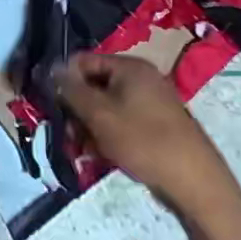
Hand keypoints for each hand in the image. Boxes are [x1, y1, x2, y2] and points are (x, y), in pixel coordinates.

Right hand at [54, 52, 240, 220]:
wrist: (191, 179)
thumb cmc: (142, 140)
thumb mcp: (99, 113)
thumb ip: (71, 89)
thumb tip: (51, 68)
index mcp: (130, 67)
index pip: (83, 61)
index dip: (63, 80)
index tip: (49, 105)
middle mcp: (141, 79)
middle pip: (93, 86)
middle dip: (76, 111)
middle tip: (67, 136)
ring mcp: (149, 102)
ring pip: (105, 108)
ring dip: (88, 128)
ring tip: (83, 151)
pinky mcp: (154, 125)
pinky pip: (120, 123)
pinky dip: (106, 136)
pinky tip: (100, 156)